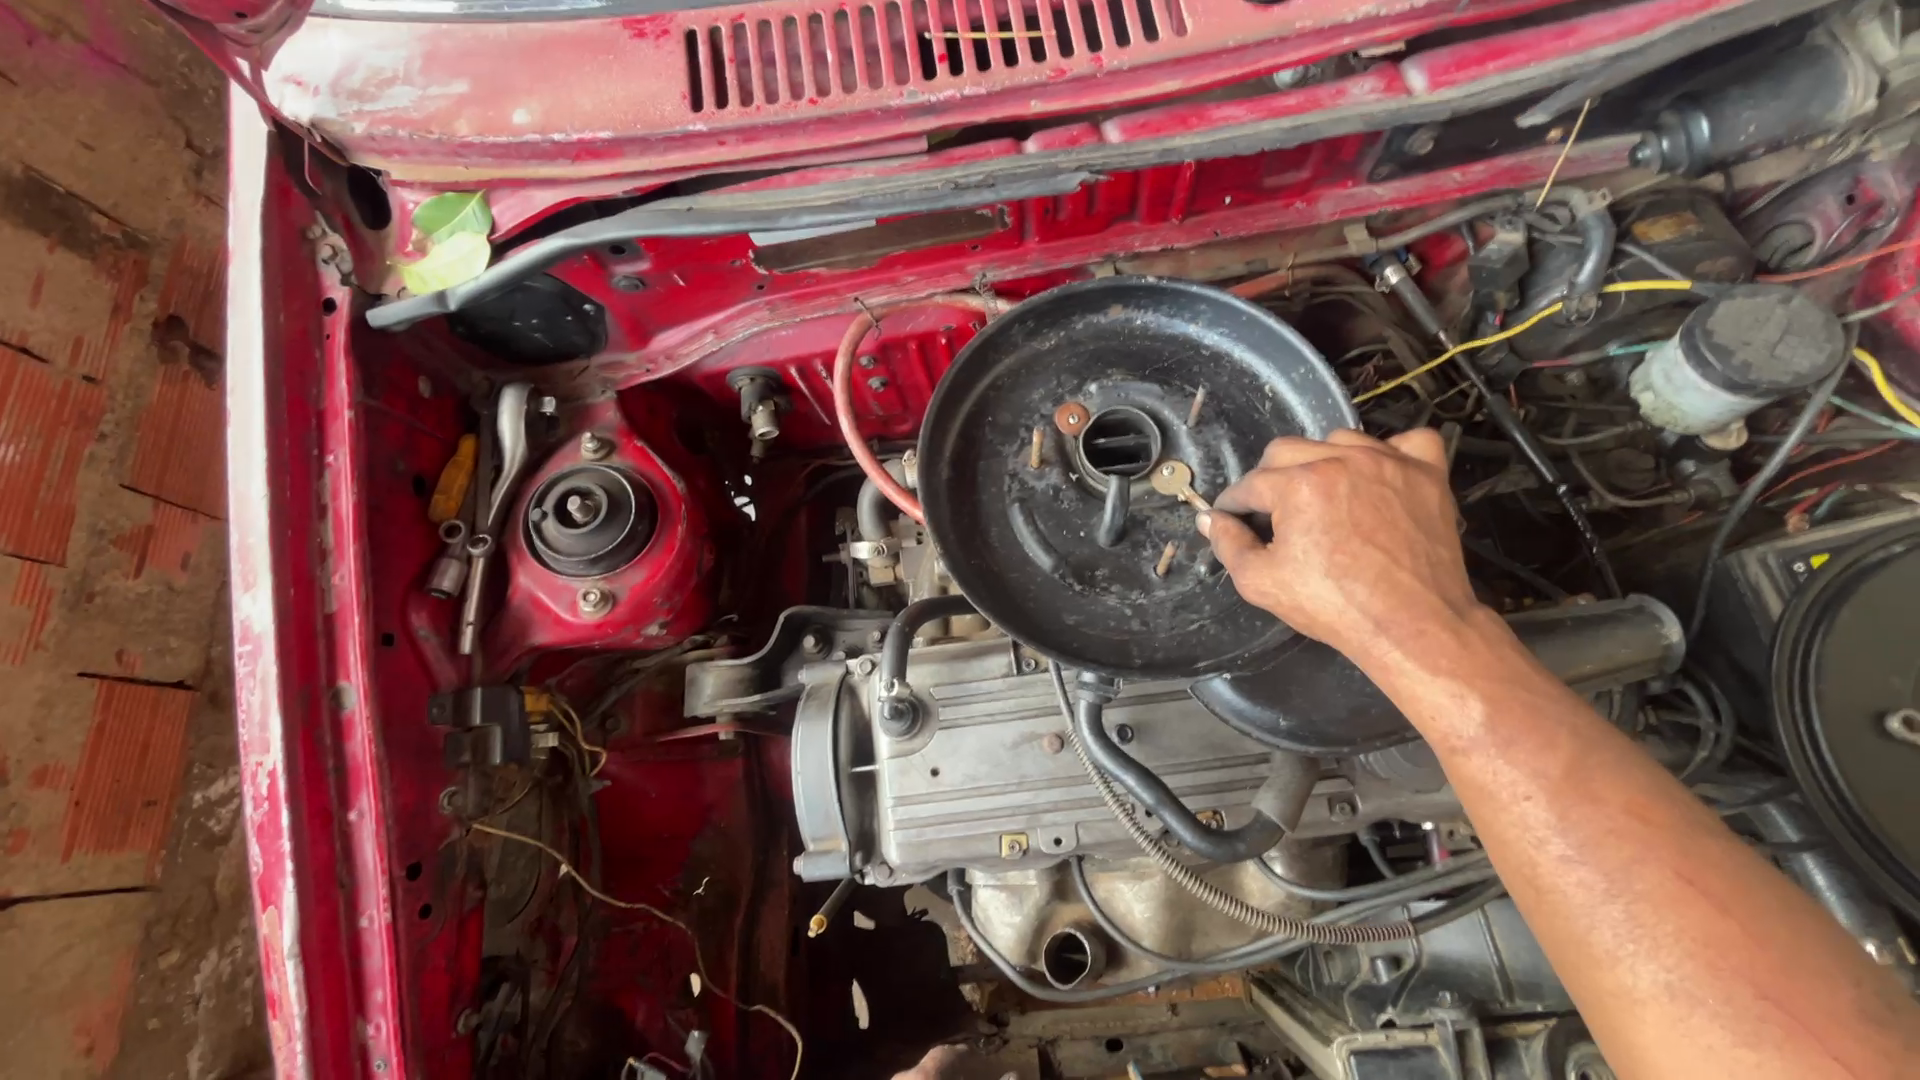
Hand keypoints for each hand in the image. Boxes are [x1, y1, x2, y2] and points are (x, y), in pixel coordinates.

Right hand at [1199, 429, 1486, 664]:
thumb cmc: (1334, 606)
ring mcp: (1389, 462)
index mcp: (1298, 484)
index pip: (1249, 484)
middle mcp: (1341, 460)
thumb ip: (1228, 544)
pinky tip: (1376, 476)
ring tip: (1320, 496)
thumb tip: (1211, 520)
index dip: (1233, 504)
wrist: (1412, 625)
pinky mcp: (1427, 474)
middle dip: (1268, 478)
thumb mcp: (1260, 582)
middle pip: (1286, 451)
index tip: (1231, 519)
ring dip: (1320, 461)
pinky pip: (1406, 442)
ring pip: (1338, 440)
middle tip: (1270, 512)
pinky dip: (1388, 453)